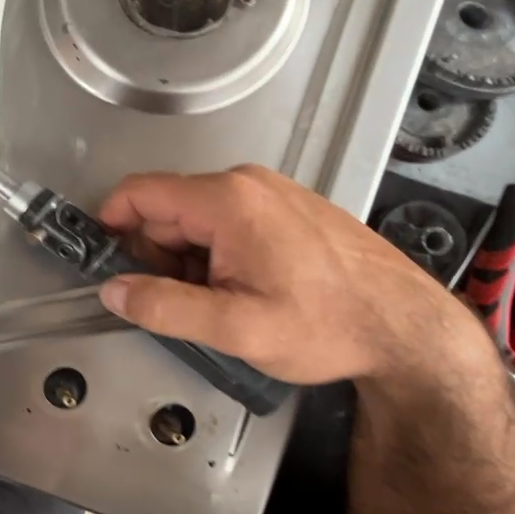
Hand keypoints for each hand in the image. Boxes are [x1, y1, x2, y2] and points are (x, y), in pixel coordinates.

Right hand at [94, 165, 494, 385]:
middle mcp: (246, 184)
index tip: (106, 264)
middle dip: (154, 255)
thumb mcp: (235, 327)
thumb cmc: (328, 326)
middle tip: (178, 301)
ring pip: (193, 219)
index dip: (110, 225)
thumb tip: (113, 291)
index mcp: (227, 201)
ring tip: (219, 302)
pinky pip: (224, 223)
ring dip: (186, 260)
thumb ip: (163, 307)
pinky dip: (214, 255)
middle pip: (165, 209)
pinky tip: (242, 289)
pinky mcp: (286, 208)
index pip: (138, 193)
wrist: (408, 330)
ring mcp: (269, 193)